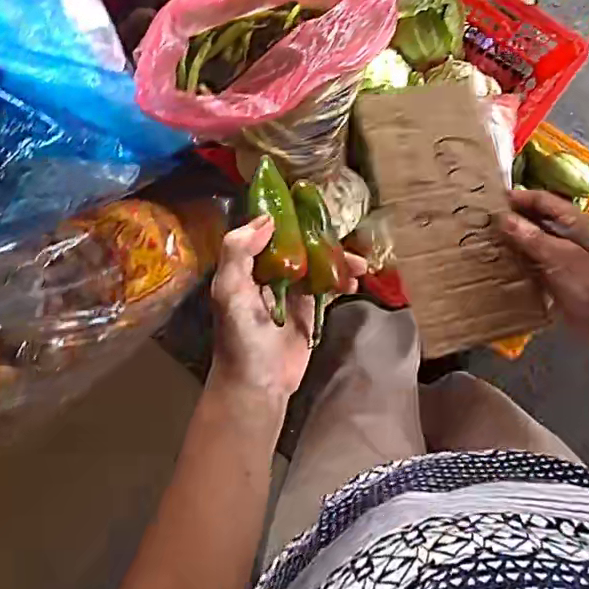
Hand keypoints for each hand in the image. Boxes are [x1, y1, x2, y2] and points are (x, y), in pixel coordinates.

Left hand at [208, 216, 363, 400]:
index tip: (311, 203)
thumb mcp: (229, 290)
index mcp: (249, 263)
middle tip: (343, 234)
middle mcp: (271, 272)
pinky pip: (329, 286)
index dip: (289, 215)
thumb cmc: (239, 337)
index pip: (269, 230)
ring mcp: (292, 290)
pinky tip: (354, 282)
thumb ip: (238, 252)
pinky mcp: (309, 309)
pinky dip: (343, 281)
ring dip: (339, 259)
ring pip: (318, 263)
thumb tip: (268, 219)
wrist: (257, 385)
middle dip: (323, 237)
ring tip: (359, 263)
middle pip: (300, 243)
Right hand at [499, 190, 588, 349]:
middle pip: (538, 220)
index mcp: (579, 223)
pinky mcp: (559, 280)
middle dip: (513, 219)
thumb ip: (531, 238)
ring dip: (514, 241)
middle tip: (483, 220)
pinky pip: (534, 264)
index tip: (491, 200)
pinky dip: (519, 262)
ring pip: (534, 243)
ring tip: (485, 240)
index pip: (545, 201)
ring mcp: (565, 259)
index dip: (519, 198)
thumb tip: (502, 217)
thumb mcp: (562, 259)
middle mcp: (571, 237)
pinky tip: (500, 263)